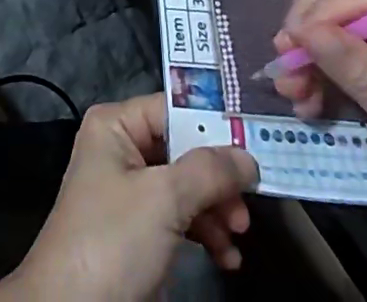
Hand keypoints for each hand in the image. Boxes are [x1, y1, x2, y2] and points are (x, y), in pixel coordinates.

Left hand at [0, 93, 259, 300]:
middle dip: (218, 179)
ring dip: (216, 210)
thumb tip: (247, 156)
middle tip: (246, 205)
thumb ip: (209, 171)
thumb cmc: (112, 239)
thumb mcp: (163, 198)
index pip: (173, 108)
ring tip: (236, 237)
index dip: (213, 125)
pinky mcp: (137, 228)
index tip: (254, 145)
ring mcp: (128, 190)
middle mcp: (121, 149)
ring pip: (186, 186)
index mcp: (115, 125)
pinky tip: (225, 256)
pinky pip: (180, 217)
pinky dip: (205, 233)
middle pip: (184, 149)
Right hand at [274, 0, 366, 286]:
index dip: (333, 10)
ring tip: (291, 88)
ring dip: (315, 48)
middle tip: (283, 58)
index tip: (290, 40)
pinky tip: (308, 96)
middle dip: (317, 25)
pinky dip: (324, 65)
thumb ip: (366, 80)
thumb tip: (307, 31)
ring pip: (350, 16)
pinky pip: (352, 43)